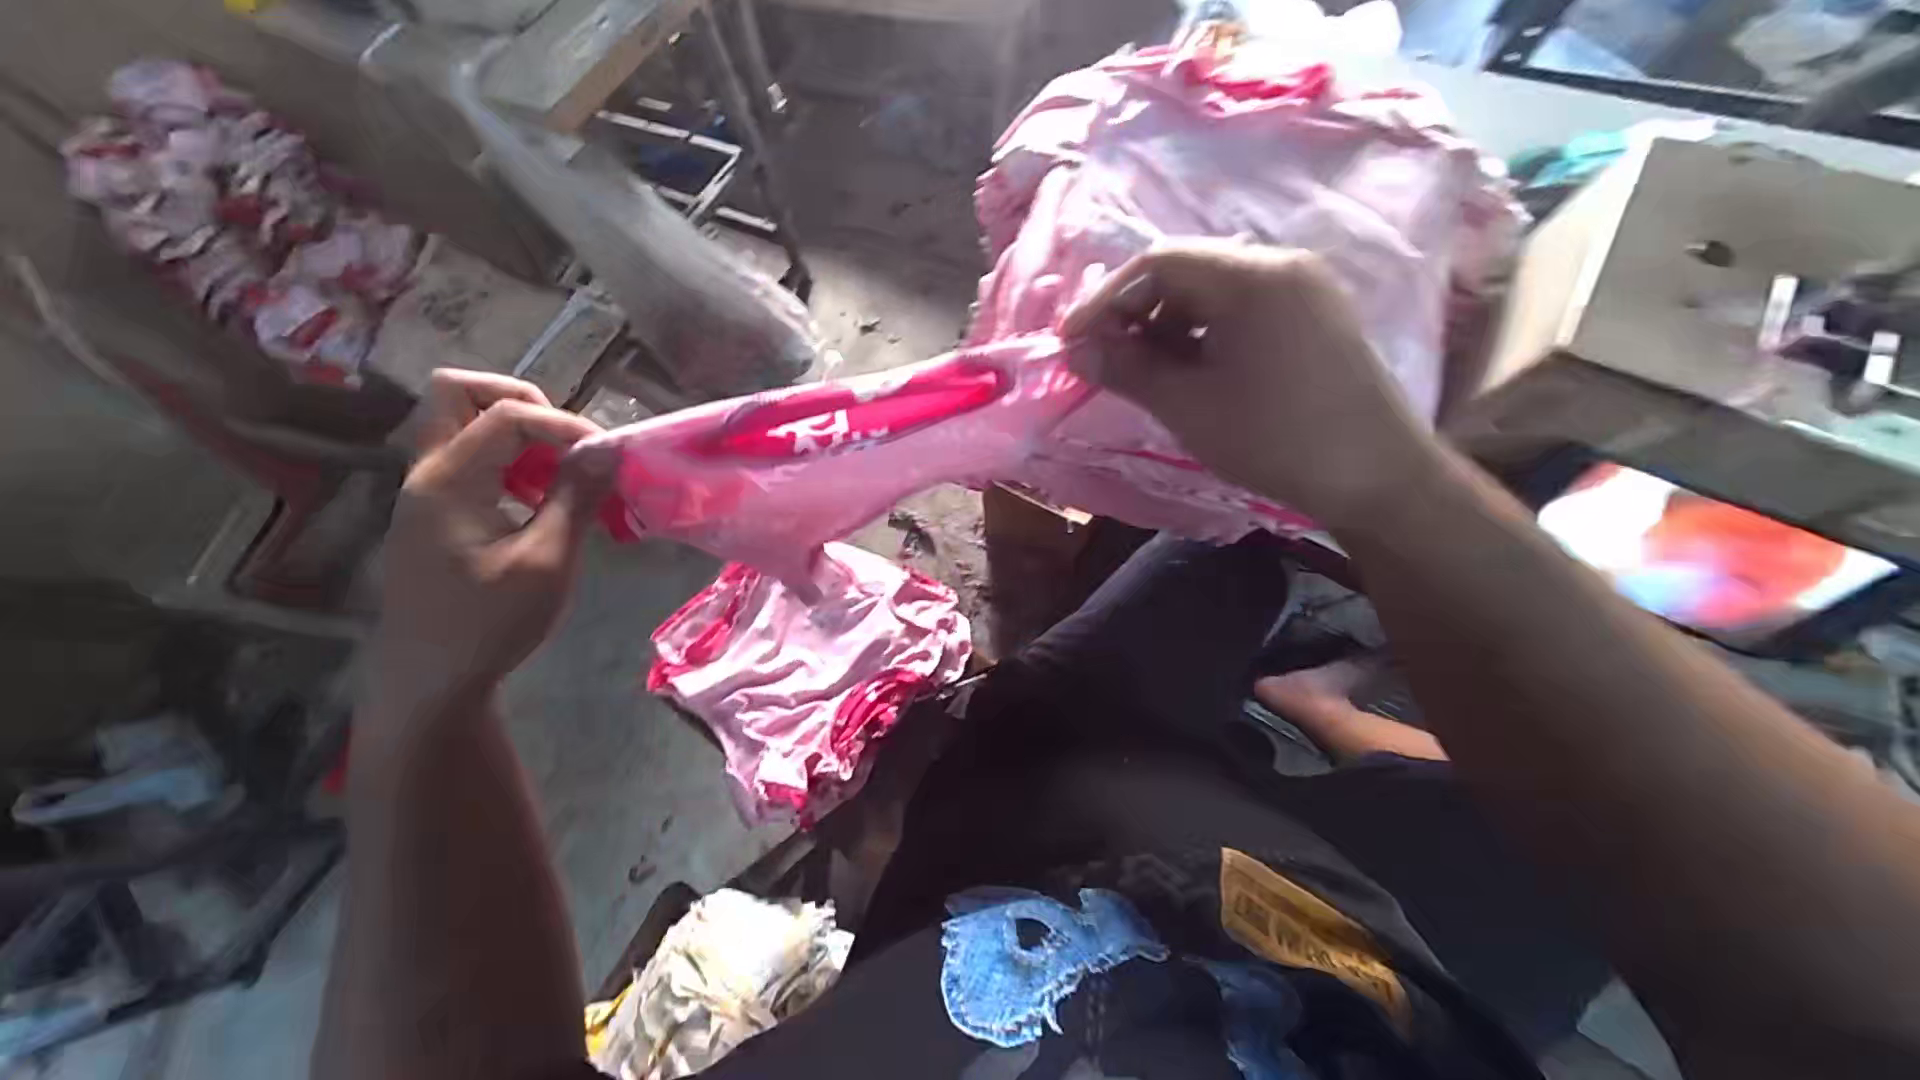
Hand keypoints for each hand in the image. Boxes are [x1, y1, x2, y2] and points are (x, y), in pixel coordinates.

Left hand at [371, 370, 611, 704]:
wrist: (432, 677)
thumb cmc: (491, 622)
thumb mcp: (547, 561)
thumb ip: (576, 497)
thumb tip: (608, 447)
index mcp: (448, 480)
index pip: (507, 414)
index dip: (565, 423)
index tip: (608, 455)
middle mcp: (428, 472)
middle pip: (458, 393)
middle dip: (522, 403)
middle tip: (567, 442)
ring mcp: (428, 491)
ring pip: (463, 423)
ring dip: (519, 432)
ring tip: (561, 473)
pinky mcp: (438, 511)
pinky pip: (472, 458)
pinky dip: (511, 460)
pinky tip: (541, 499)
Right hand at [1061, 240, 1441, 530]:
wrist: (1377, 478)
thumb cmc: (1274, 440)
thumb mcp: (1188, 406)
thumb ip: (1127, 368)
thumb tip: (1075, 348)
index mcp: (1251, 276)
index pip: (1158, 261)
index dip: (1105, 298)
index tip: (1072, 340)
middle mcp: (1280, 264)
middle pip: (1185, 269)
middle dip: (1134, 312)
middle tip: (1104, 358)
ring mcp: (1303, 288)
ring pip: (1212, 289)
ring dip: (1166, 324)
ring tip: (1143, 370)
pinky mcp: (1313, 314)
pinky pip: (1241, 307)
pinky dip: (1202, 332)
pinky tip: (1189, 370)